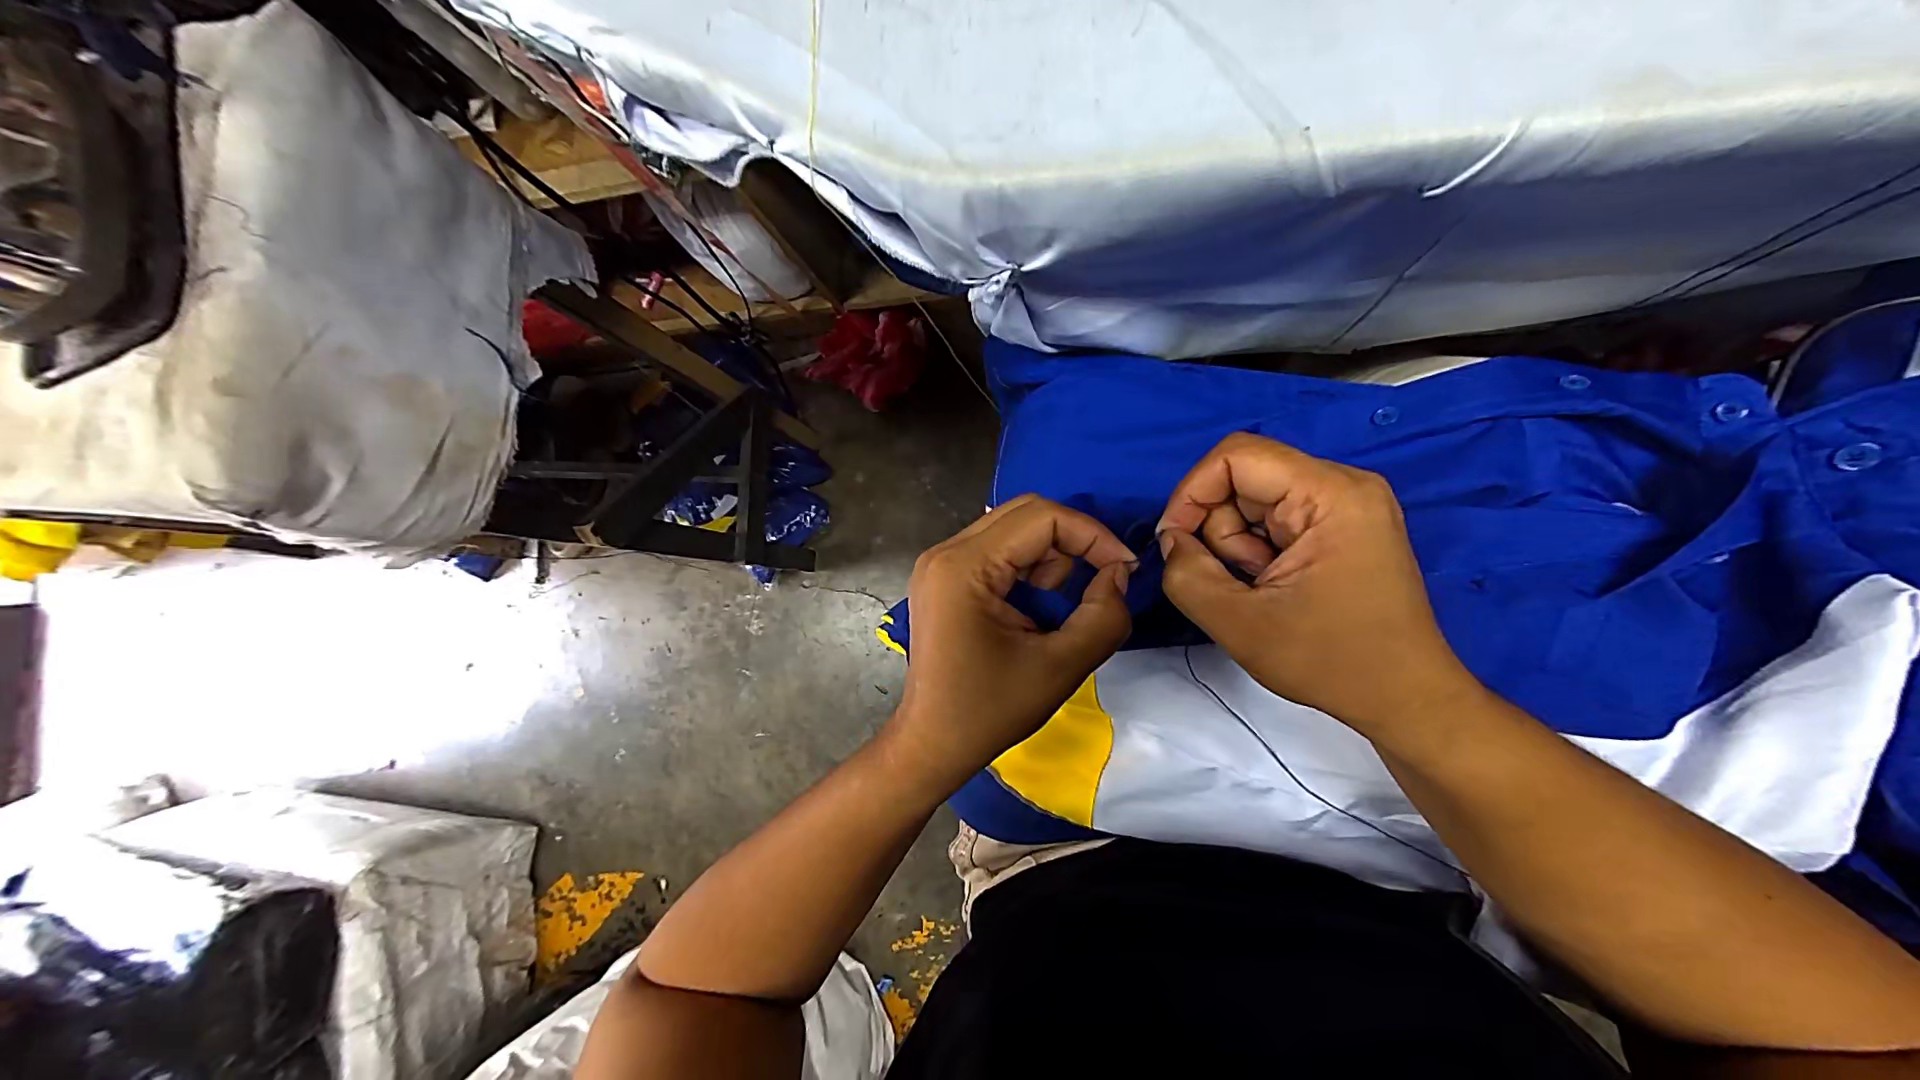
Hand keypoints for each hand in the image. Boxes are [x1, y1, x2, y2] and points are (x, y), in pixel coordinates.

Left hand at [886, 495, 1134, 786]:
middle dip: (1072, 543)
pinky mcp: (943, 577)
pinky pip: (997, 549)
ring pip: (1013, 528)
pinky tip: (1033, 606)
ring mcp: (939, 562)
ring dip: (1050, 557)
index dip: (1093, 536)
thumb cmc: (990, 710)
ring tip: (1055, 607)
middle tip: (1095, 585)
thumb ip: (1104, 616)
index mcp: (964, 567)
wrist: (933, 742)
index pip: (1042, 517)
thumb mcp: (1061, 666)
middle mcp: (946, 552)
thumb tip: (1118, 574)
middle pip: (1026, 513)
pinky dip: (1028, 567)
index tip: (1124, 570)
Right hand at [1156, 433, 1479, 732]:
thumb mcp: (1239, 624)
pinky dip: (1256, 551)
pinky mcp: (1340, 524)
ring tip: (1260, 589)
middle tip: (1233, 580)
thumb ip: (1186, 575)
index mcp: (1331, 494)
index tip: (1174, 541)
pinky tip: (1273, 586)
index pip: (1236, 456)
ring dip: (1236, 545)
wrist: (1404, 697)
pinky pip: (1273, 518)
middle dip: (1218, 529)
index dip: (1191, 492)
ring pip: (1253, 500)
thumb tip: (1172, 541)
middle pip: (1243, 478)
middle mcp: (1342, 485)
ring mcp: (1345, 504)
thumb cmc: (1331, 661)